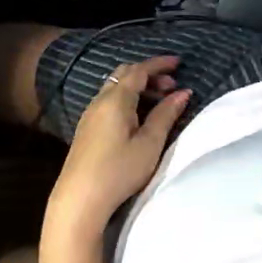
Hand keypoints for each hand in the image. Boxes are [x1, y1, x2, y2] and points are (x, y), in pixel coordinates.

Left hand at [45, 56, 190, 238]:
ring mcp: (90, 114)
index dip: (159, 64)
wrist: (79, 199)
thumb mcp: (149, 143)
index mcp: (116, 100)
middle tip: (171, 86)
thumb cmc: (119, 170)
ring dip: (138, 87)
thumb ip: (166, 115)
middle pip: (124, 74)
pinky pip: (108, 100)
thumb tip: (183, 93)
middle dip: (149, 74)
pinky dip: (127, 98)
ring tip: (159, 101)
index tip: (179, 62)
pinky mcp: (86, 128)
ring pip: (115, 87)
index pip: (139, 70)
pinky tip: (138, 116)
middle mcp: (100, 101)